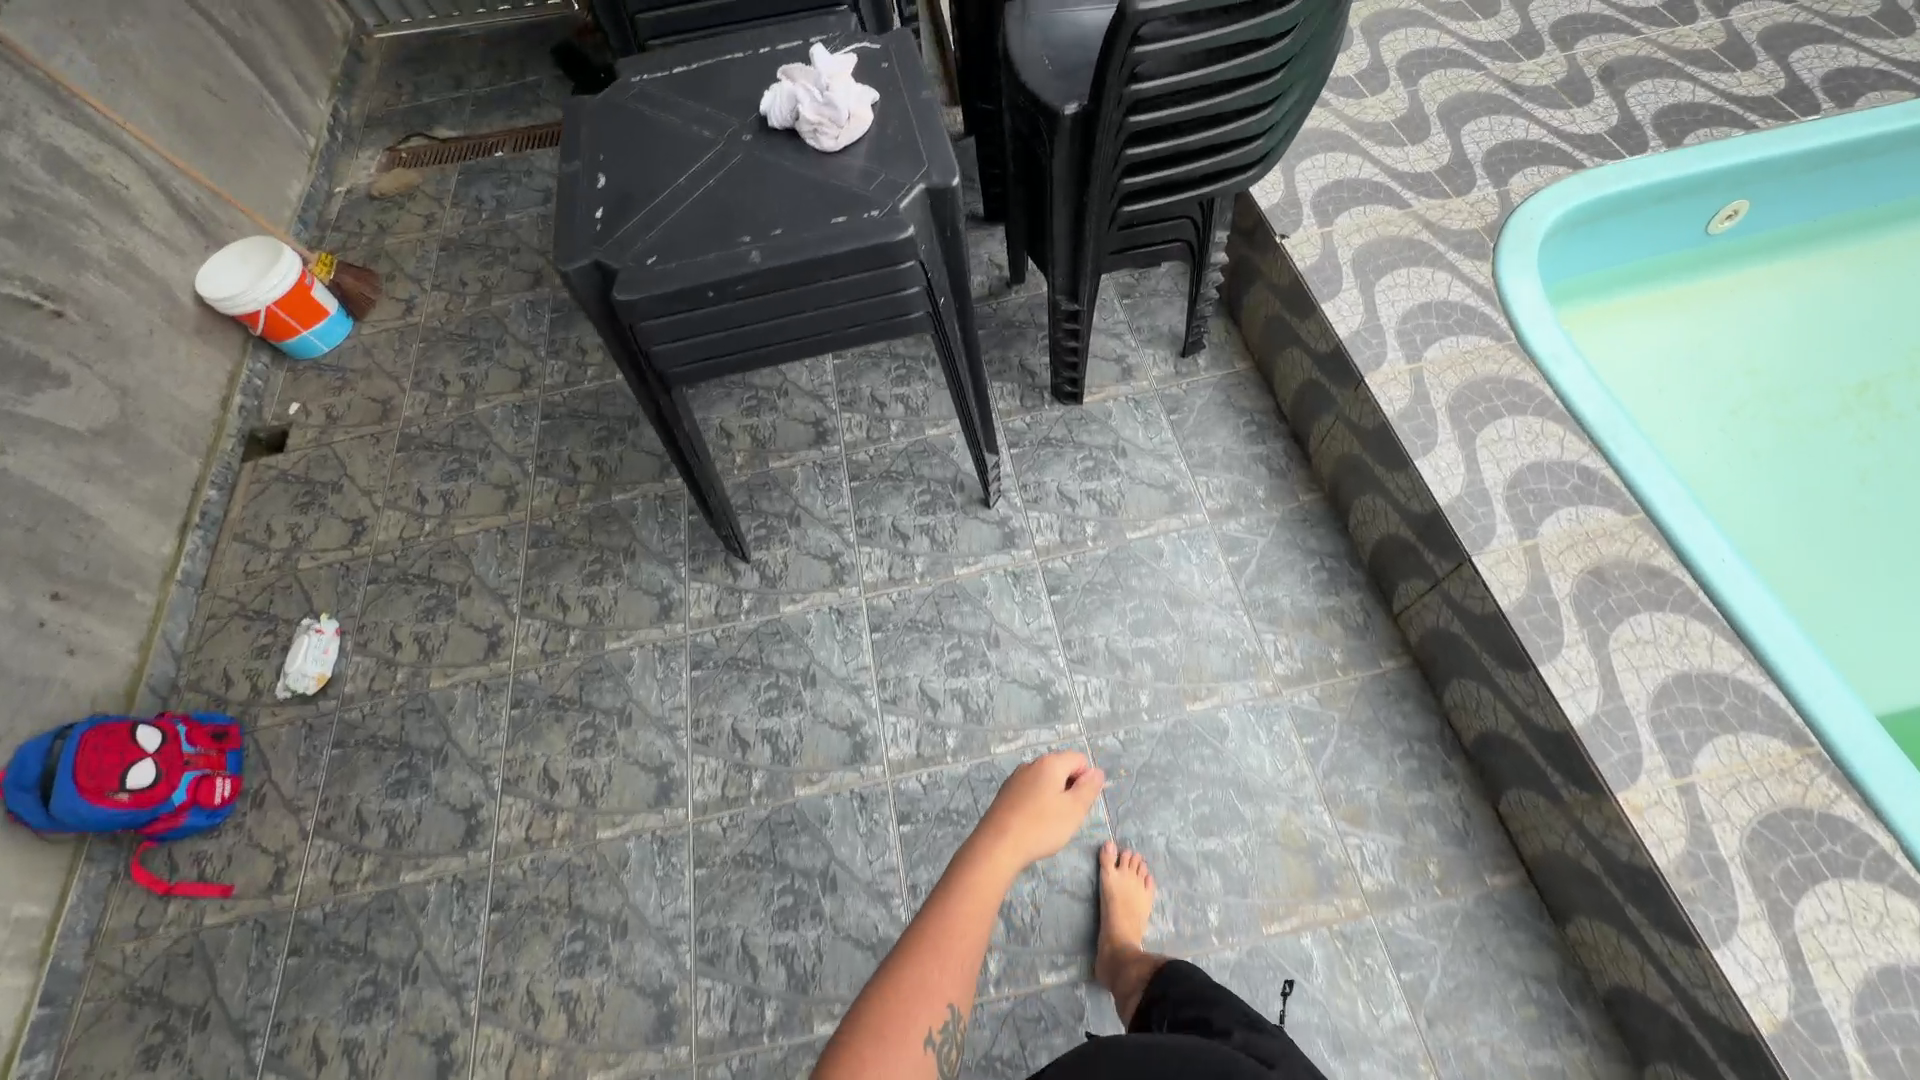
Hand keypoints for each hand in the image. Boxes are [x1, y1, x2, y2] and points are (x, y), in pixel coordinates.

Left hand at [968, 750, 1106, 872]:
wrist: (998, 845)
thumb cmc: (1041, 826)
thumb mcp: (1074, 809)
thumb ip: (1089, 788)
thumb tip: (1097, 772)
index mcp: (1049, 763)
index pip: (1079, 759)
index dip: (1086, 779)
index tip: (1081, 803)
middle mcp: (1031, 764)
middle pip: (1061, 768)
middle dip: (1070, 789)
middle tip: (1068, 815)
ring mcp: (1016, 778)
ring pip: (1045, 782)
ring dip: (1054, 798)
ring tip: (1051, 823)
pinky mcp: (1006, 793)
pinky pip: (1030, 792)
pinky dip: (1038, 803)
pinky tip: (1034, 824)